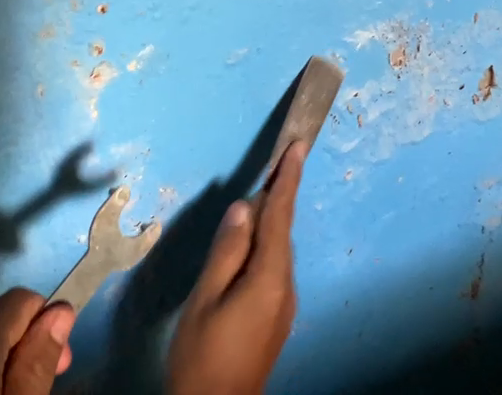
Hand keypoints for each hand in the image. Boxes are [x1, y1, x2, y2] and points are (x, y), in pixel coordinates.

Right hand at [166, 140, 305, 394]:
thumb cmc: (202, 354)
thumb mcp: (205, 298)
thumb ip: (227, 250)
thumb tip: (244, 206)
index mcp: (270, 277)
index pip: (280, 216)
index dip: (288, 179)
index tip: (299, 146)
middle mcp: (286, 287)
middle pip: (281, 231)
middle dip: (278, 196)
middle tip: (276, 160)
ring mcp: (284, 305)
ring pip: (277, 251)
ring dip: (269, 222)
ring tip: (257, 196)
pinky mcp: (276, 317)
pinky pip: (273, 269)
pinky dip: (265, 246)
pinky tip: (248, 245)